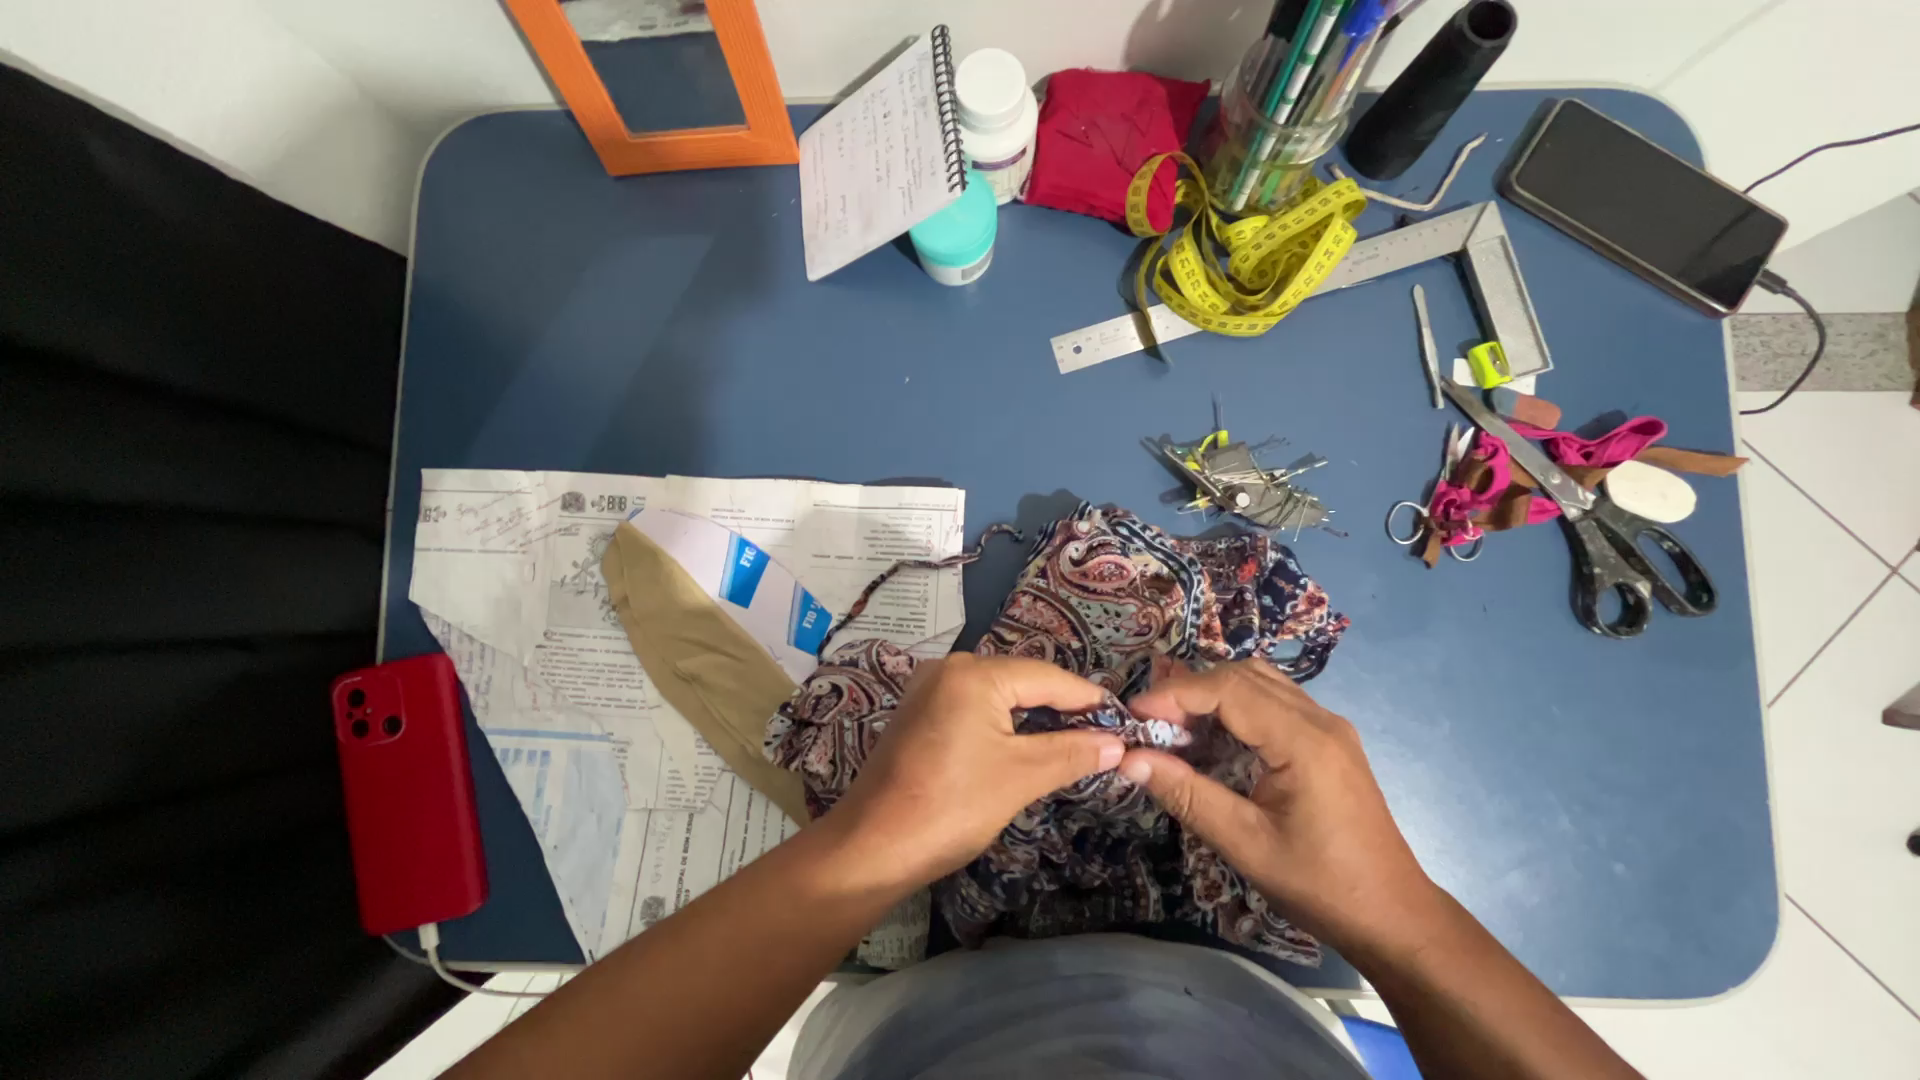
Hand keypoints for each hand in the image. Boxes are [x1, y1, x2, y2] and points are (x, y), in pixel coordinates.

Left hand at [824, 654, 1123, 889]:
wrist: (871, 847)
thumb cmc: (951, 807)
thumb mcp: (1020, 777)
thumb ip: (1071, 752)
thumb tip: (1116, 743)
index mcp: (974, 673)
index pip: (1048, 677)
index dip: (1088, 700)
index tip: (1124, 722)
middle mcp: (948, 668)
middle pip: (1022, 681)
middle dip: (1062, 708)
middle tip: (1103, 737)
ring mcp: (928, 690)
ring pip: (997, 695)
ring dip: (1033, 718)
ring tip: (1073, 743)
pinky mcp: (918, 715)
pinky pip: (973, 708)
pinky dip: (1003, 725)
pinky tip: (1024, 746)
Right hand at [1119, 661, 1442, 954]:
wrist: (1394, 917)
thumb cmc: (1321, 885)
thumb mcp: (1246, 844)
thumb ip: (1187, 795)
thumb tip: (1129, 760)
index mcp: (1304, 741)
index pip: (1229, 689)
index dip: (1176, 694)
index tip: (1135, 715)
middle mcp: (1320, 720)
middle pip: (1243, 675)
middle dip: (1190, 690)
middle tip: (1150, 722)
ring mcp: (1328, 727)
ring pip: (1259, 682)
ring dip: (1212, 694)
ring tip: (1173, 725)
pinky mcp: (1328, 741)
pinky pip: (1273, 703)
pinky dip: (1234, 707)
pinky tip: (1211, 737)